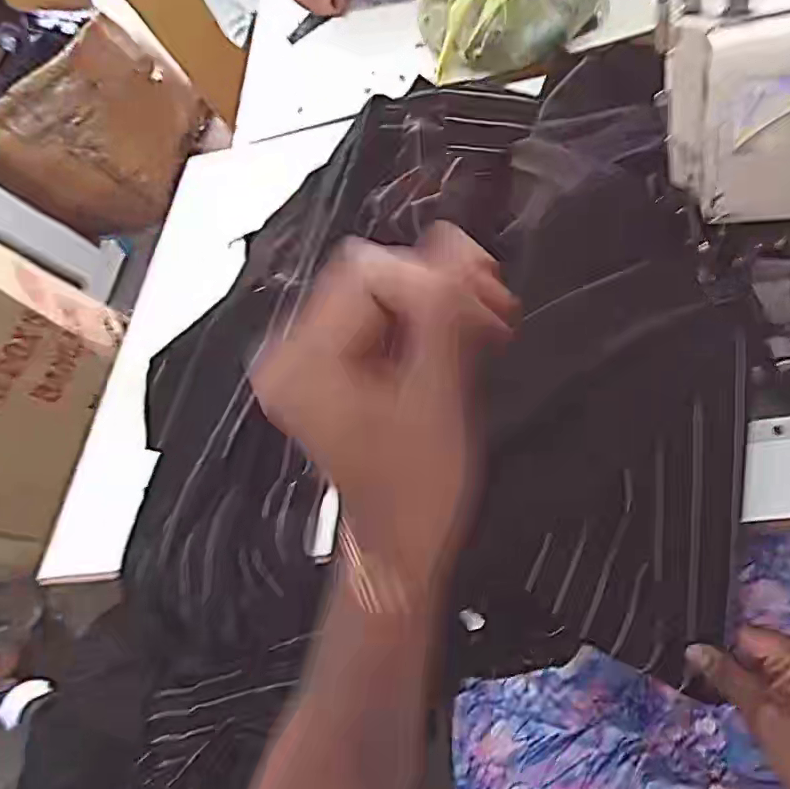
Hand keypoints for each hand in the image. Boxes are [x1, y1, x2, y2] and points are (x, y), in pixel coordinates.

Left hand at [250, 223, 516, 603]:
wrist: (404, 541)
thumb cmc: (415, 490)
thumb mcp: (436, 395)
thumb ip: (442, 314)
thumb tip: (454, 247)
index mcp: (304, 361)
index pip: (368, 273)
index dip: (433, 279)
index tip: (484, 299)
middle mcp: (297, 352)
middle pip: (374, 275)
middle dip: (442, 284)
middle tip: (493, 303)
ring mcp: (317, 359)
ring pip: (387, 292)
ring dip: (444, 300)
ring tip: (488, 320)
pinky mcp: (342, 366)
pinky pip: (389, 318)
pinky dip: (433, 319)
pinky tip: (468, 332)